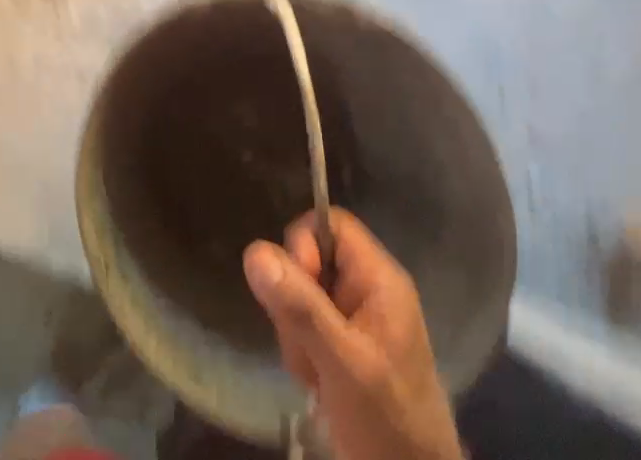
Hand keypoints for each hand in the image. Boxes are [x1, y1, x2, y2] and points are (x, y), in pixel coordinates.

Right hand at [242, 209, 463, 459]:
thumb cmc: (386, 416)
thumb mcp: (342, 361)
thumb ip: (300, 306)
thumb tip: (254, 249)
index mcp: (380, 279)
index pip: (330, 224)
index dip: (302, 245)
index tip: (292, 285)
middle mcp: (368, 289)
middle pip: (308, 258)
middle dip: (294, 300)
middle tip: (307, 344)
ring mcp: (355, 317)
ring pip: (299, 293)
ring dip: (295, 332)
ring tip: (315, 369)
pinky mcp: (342, 342)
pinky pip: (303, 323)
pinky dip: (300, 350)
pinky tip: (315, 379)